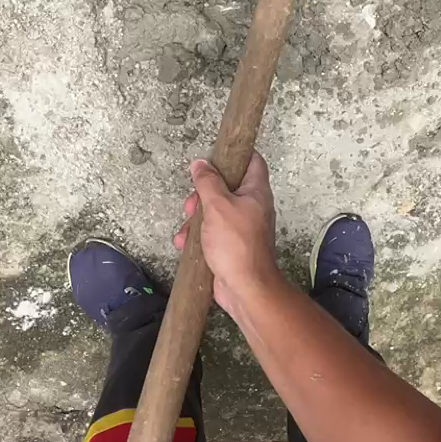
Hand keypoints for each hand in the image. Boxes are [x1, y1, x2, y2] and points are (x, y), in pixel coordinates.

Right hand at [174, 151, 284, 315]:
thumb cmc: (238, 246)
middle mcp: (251, 206)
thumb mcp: (217, 206)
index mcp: (255, 192)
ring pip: (213, 210)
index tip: (216, 154)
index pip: (252, 161)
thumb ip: (207, 182)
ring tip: (188, 228)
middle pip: (225, 186)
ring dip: (195, 217)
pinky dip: (196, 236)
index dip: (236, 153)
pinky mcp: (229, 244)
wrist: (244, 287)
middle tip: (193, 202)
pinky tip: (185, 243)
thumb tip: (200, 164)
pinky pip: (210, 232)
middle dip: (203, 192)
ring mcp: (241, 226)